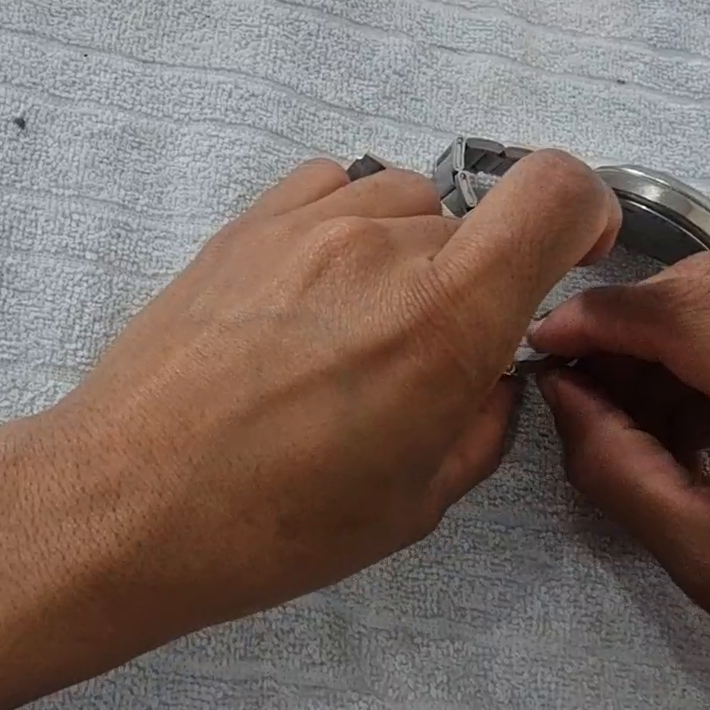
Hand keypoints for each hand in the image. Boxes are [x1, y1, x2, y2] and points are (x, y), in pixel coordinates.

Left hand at [43, 152, 619, 639]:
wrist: (128, 494)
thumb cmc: (273, 522)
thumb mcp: (418, 500)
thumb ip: (483, 415)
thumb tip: (491, 366)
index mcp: (444, 314)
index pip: (554, 190)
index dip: (582, 212)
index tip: (565, 257)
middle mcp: (380, 244)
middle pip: (469, 216)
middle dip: (469, 273)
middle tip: (418, 344)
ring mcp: (303, 221)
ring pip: (399, 197)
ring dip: (405, 248)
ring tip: (353, 319)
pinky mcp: (244, 221)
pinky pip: (329, 187)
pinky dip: (345, 223)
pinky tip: (310, 282)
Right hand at [530, 254, 709, 709]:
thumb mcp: (708, 564)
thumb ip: (612, 460)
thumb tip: (557, 382)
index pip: (694, 311)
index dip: (600, 316)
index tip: (543, 346)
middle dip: (632, 323)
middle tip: (591, 384)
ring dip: (673, 334)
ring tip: (649, 407)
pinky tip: (707, 405)